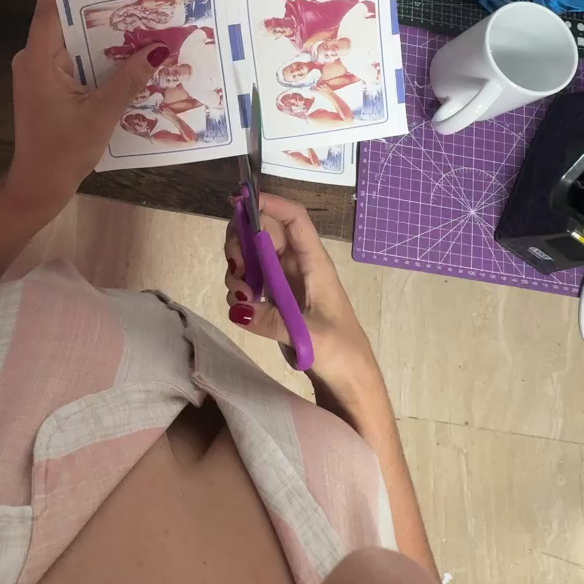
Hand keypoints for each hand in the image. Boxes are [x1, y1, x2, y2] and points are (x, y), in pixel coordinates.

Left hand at [6, 0, 162, 216]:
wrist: (39, 186)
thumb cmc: (63, 151)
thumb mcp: (101, 114)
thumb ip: (130, 79)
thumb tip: (161, 49)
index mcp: (38, 60)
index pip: (50, 8)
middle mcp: (34, 59)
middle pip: (66, 22)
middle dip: (101, 12)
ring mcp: (40, 72)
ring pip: (73, 41)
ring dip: (103, 36)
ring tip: (140, 23)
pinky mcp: (49, 85)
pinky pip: (74, 60)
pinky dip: (98, 56)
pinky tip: (128, 56)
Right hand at [224, 192, 374, 386]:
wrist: (348, 381)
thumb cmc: (341, 352)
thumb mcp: (309, 336)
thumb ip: (272, 321)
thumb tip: (238, 307)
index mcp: (314, 263)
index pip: (294, 218)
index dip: (269, 203)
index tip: (239, 202)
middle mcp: (296, 265)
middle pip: (262, 231)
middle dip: (240, 239)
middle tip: (234, 265)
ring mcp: (283, 281)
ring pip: (251, 255)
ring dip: (236, 267)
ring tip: (239, 294)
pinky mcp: (273, 299)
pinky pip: (248, 280)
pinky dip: (237, 287)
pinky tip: (241, 307)